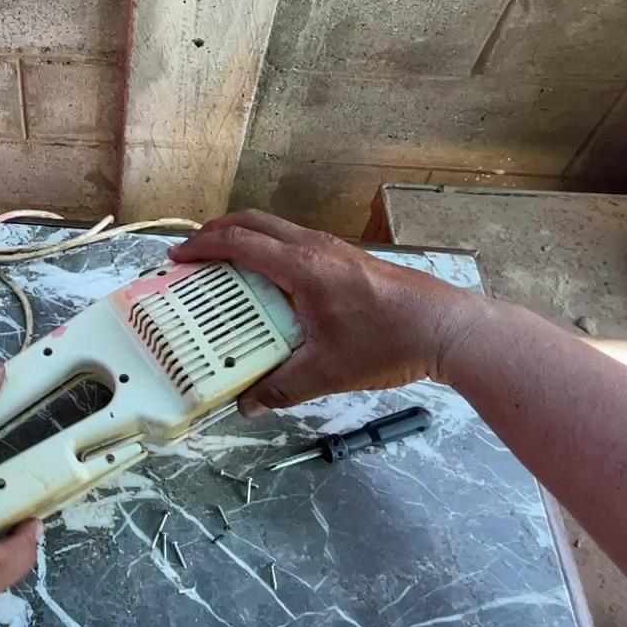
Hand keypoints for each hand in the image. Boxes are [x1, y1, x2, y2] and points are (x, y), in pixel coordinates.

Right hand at [170, 210, 493, 414]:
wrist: (449, 328)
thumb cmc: (388, 344)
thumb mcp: (329, 372)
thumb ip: (282, 387)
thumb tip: (245, 406)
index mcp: (302, 267)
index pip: (240, 244)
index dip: (203, 246)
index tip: (177, 256)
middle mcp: (313, 247)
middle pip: (252, 220)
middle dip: (216, 229)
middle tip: (193, 250)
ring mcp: (332, 246)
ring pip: (274, 225)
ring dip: (242, 233)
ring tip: (223, 258)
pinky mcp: (346, 254)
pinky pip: (292, 237)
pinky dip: (266, 243)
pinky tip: (268, 274)